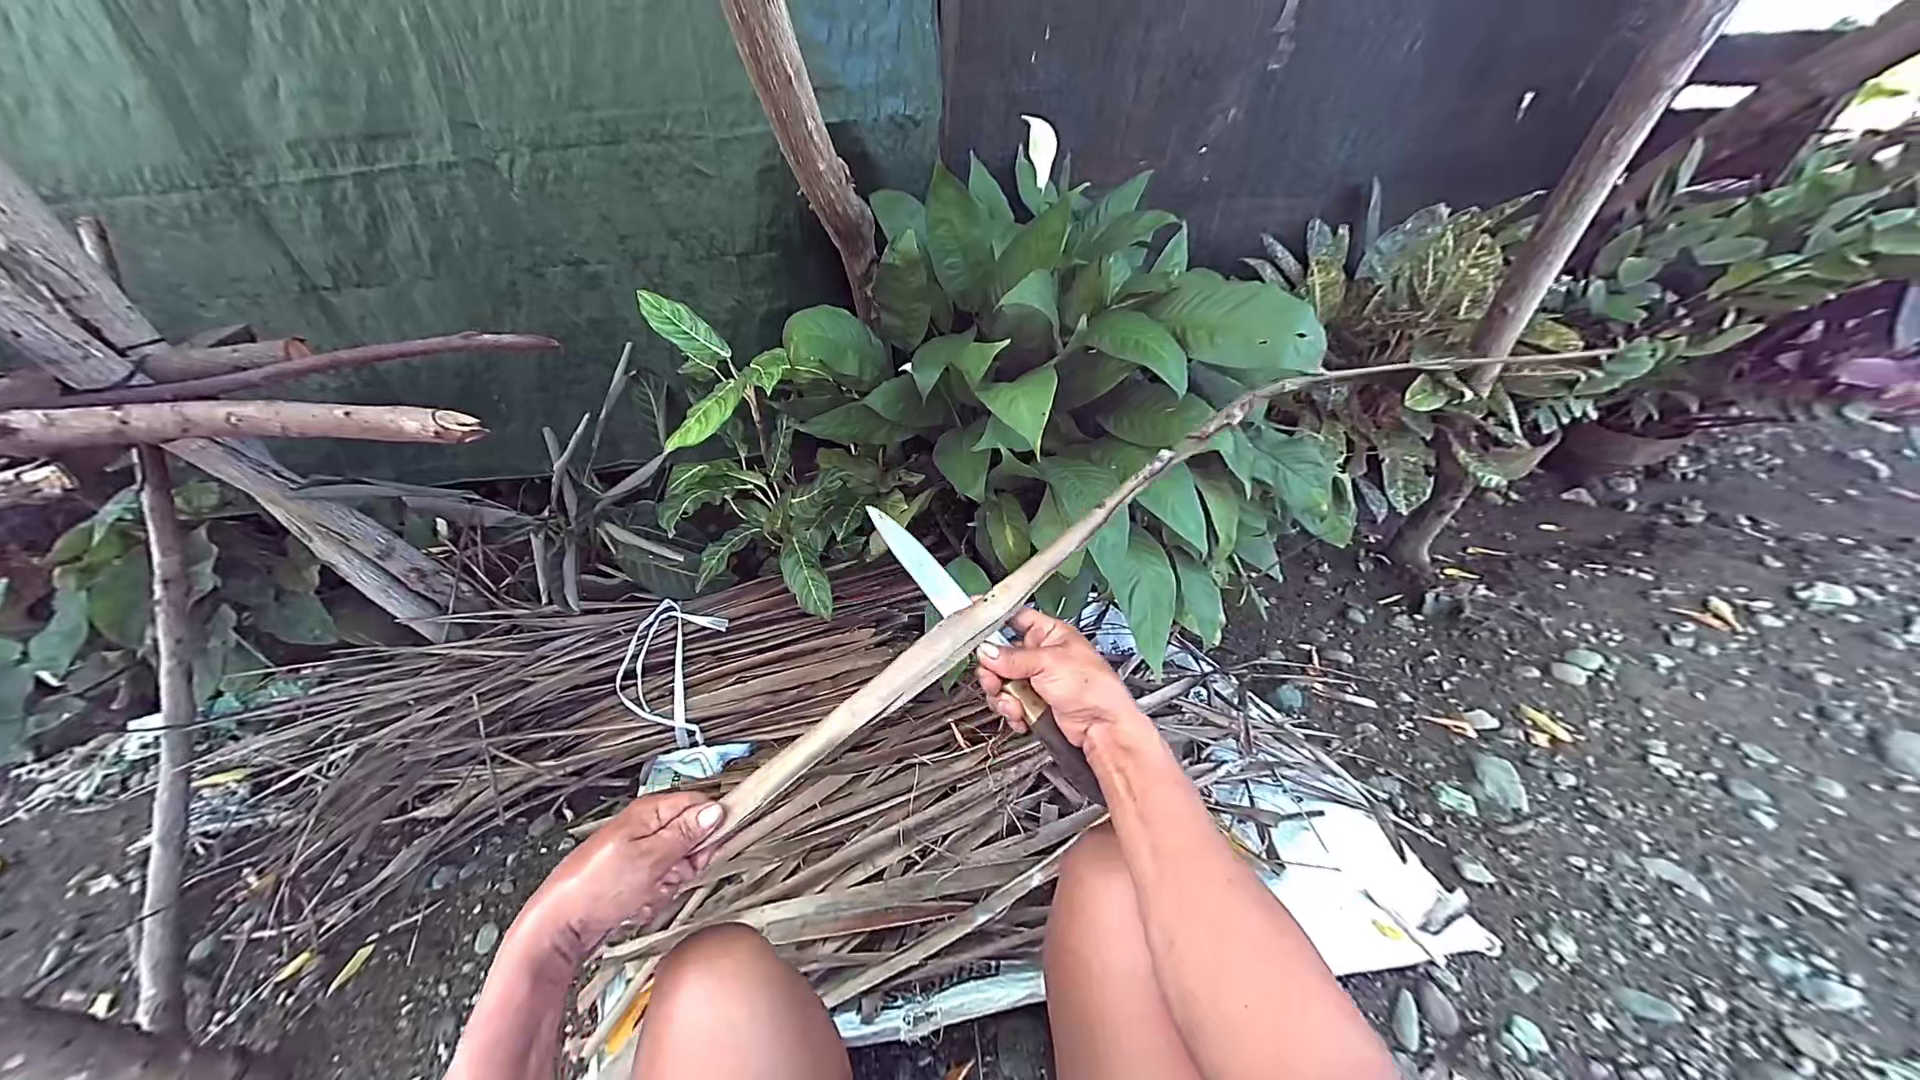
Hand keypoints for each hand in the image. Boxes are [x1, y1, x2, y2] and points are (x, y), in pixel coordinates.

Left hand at [524, 792, 723, 960]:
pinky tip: (640, 901)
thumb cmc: (596, 888)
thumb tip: (716, 809)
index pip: (700, 804)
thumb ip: (687, 832)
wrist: (556, 928)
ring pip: (680, 861)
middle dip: (688, 860)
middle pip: (693, 835)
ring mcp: (640, 851)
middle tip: (670, 872)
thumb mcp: (650, 857)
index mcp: (650, 811)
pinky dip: (657, 893)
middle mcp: (647, 826)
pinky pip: (663, 880)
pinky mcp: (634, 875)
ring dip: (671, 880)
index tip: (704, 851)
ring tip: (649, 889)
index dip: (709, 828)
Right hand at [974, 608, 1144, 746]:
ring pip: (1002, 682)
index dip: (995, 619)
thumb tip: (986, 650)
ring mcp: (1037, 680)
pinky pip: (1009, 703)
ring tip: (1013, 703)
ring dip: (1002, 695)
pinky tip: (1021, 714)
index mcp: (1050, 634)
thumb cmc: (1095, 688)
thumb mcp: (1049, 663)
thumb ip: (1013, 657)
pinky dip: (1011, 711)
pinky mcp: (1034, 703)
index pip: (1016, 618)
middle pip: (1001, 655)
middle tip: (994, 680)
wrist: (1104, 728)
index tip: (974, 620)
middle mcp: (1042, 655)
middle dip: (994, 671)